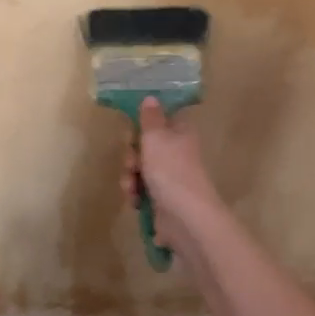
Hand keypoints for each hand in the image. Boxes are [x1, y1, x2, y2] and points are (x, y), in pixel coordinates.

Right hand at [121, 96, 226, 253]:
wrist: (185, 218)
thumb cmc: (171, 171)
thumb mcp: (156, 137)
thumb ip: (150, 117)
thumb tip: (151, 97)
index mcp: (180, 133)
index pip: (160, 119)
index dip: (143, 123)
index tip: (132, 130)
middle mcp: (176, 152)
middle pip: (145, 145)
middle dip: (131, 155)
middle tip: (132, 162)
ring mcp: (169, 176)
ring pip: (140, 168)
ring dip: (130, 176)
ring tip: (132, 187)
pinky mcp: (162, 198)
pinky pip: (141, 189)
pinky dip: (135, 194)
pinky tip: (135, 201)